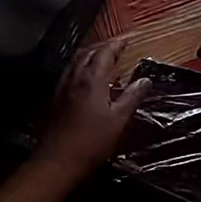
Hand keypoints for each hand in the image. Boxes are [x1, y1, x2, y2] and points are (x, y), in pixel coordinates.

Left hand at [34, 39, 148, 174]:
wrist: (57, 162)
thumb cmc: (92, 142)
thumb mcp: (119, 119)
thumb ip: (132, 96)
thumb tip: (144, 80)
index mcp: (92, 80)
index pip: (105, 53)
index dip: (117, 44)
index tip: (128, 39)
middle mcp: (75, 79)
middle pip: (88, 53)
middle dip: (104, 46)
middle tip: (118, 47)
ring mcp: (62, 88)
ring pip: (76, 62)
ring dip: (90, 55)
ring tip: (103, 57)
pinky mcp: (56, 99)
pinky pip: (69, 73)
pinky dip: (81, 67)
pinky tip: (86, 78)